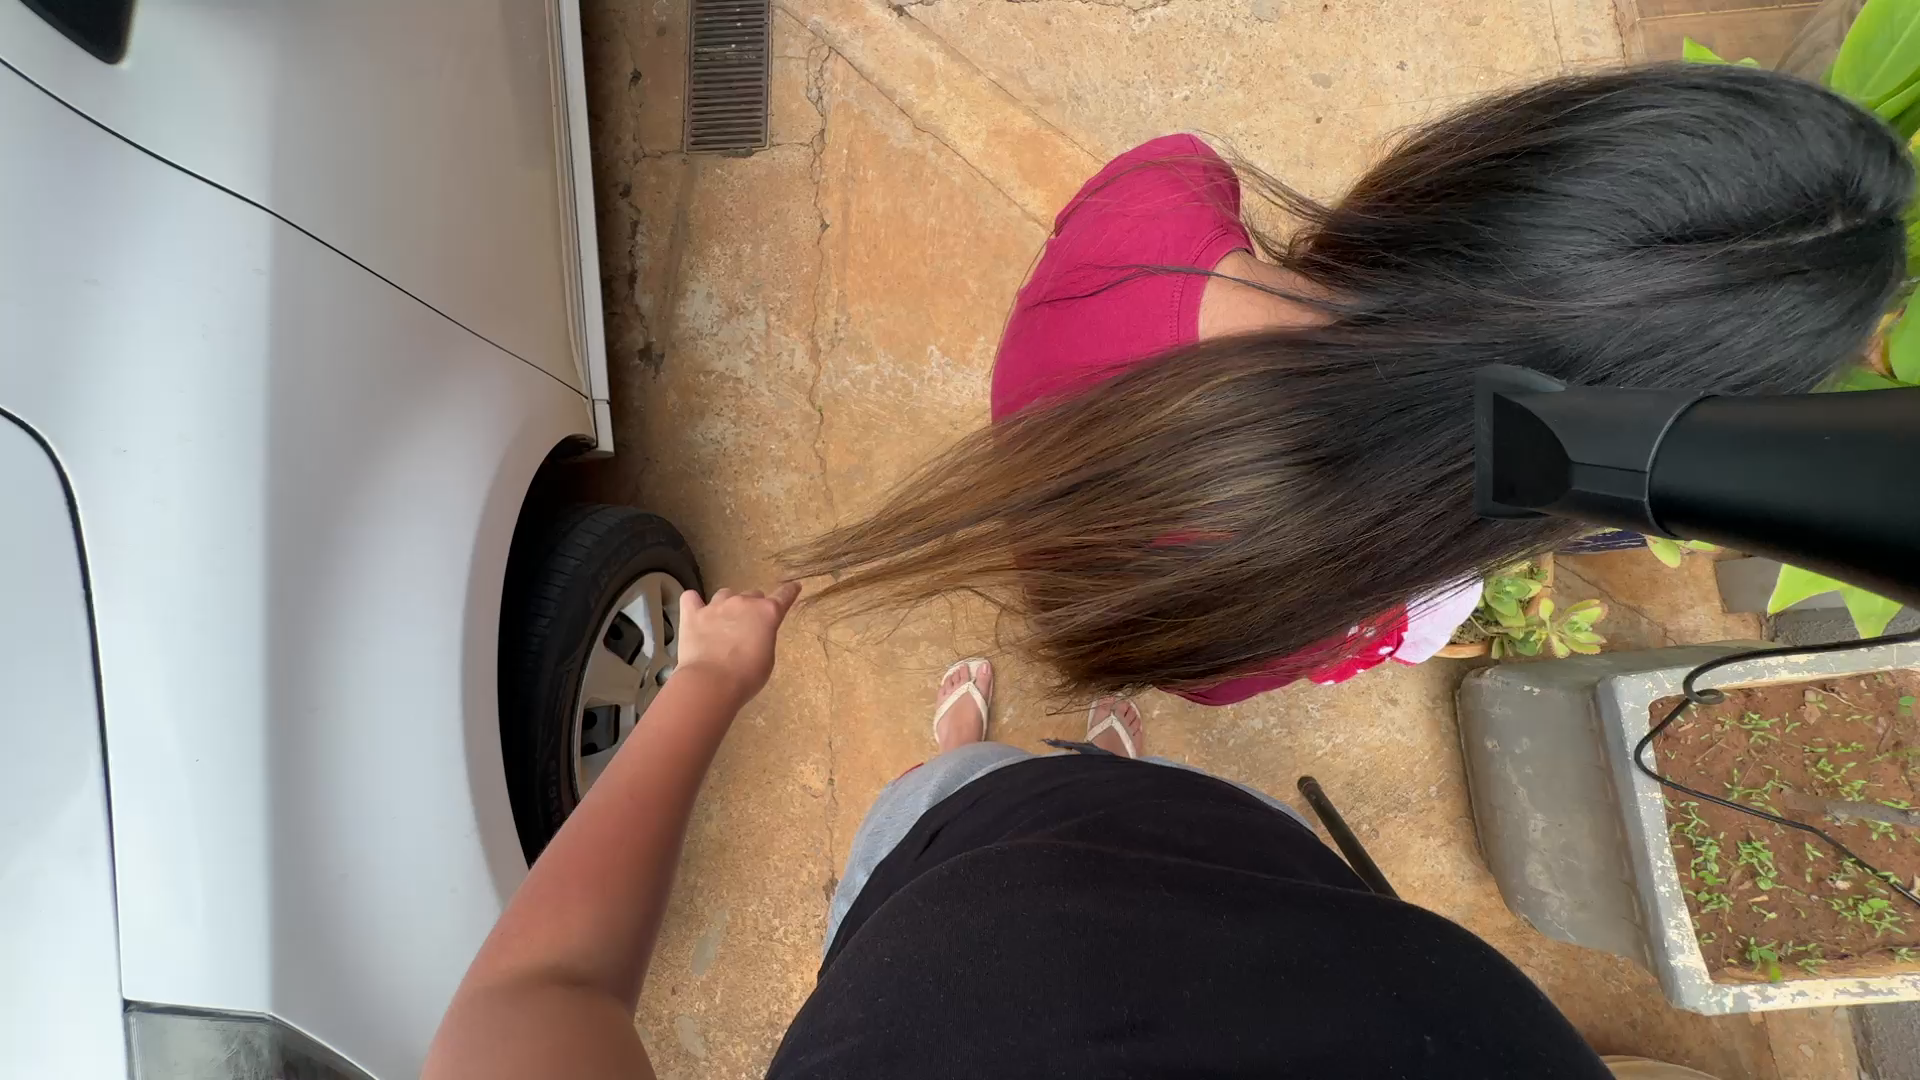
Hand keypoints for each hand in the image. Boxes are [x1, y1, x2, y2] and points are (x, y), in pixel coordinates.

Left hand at [675, 582, 800, 705]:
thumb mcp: (767, 658)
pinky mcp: (692, 615)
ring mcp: (716, 606)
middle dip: (753, 606)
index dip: (789, 591)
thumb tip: (754, 634)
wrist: (711, 682)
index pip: (784, 596)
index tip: (794, 586)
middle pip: (753, 594)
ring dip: (727, 604)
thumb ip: (764, 638)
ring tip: (723, 621)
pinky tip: (695, 610)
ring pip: (725, 594)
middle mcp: (743, 603)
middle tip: (749, 625)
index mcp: (767, 613)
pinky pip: (691, 598)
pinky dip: (694, 602)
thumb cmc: (747, 676)